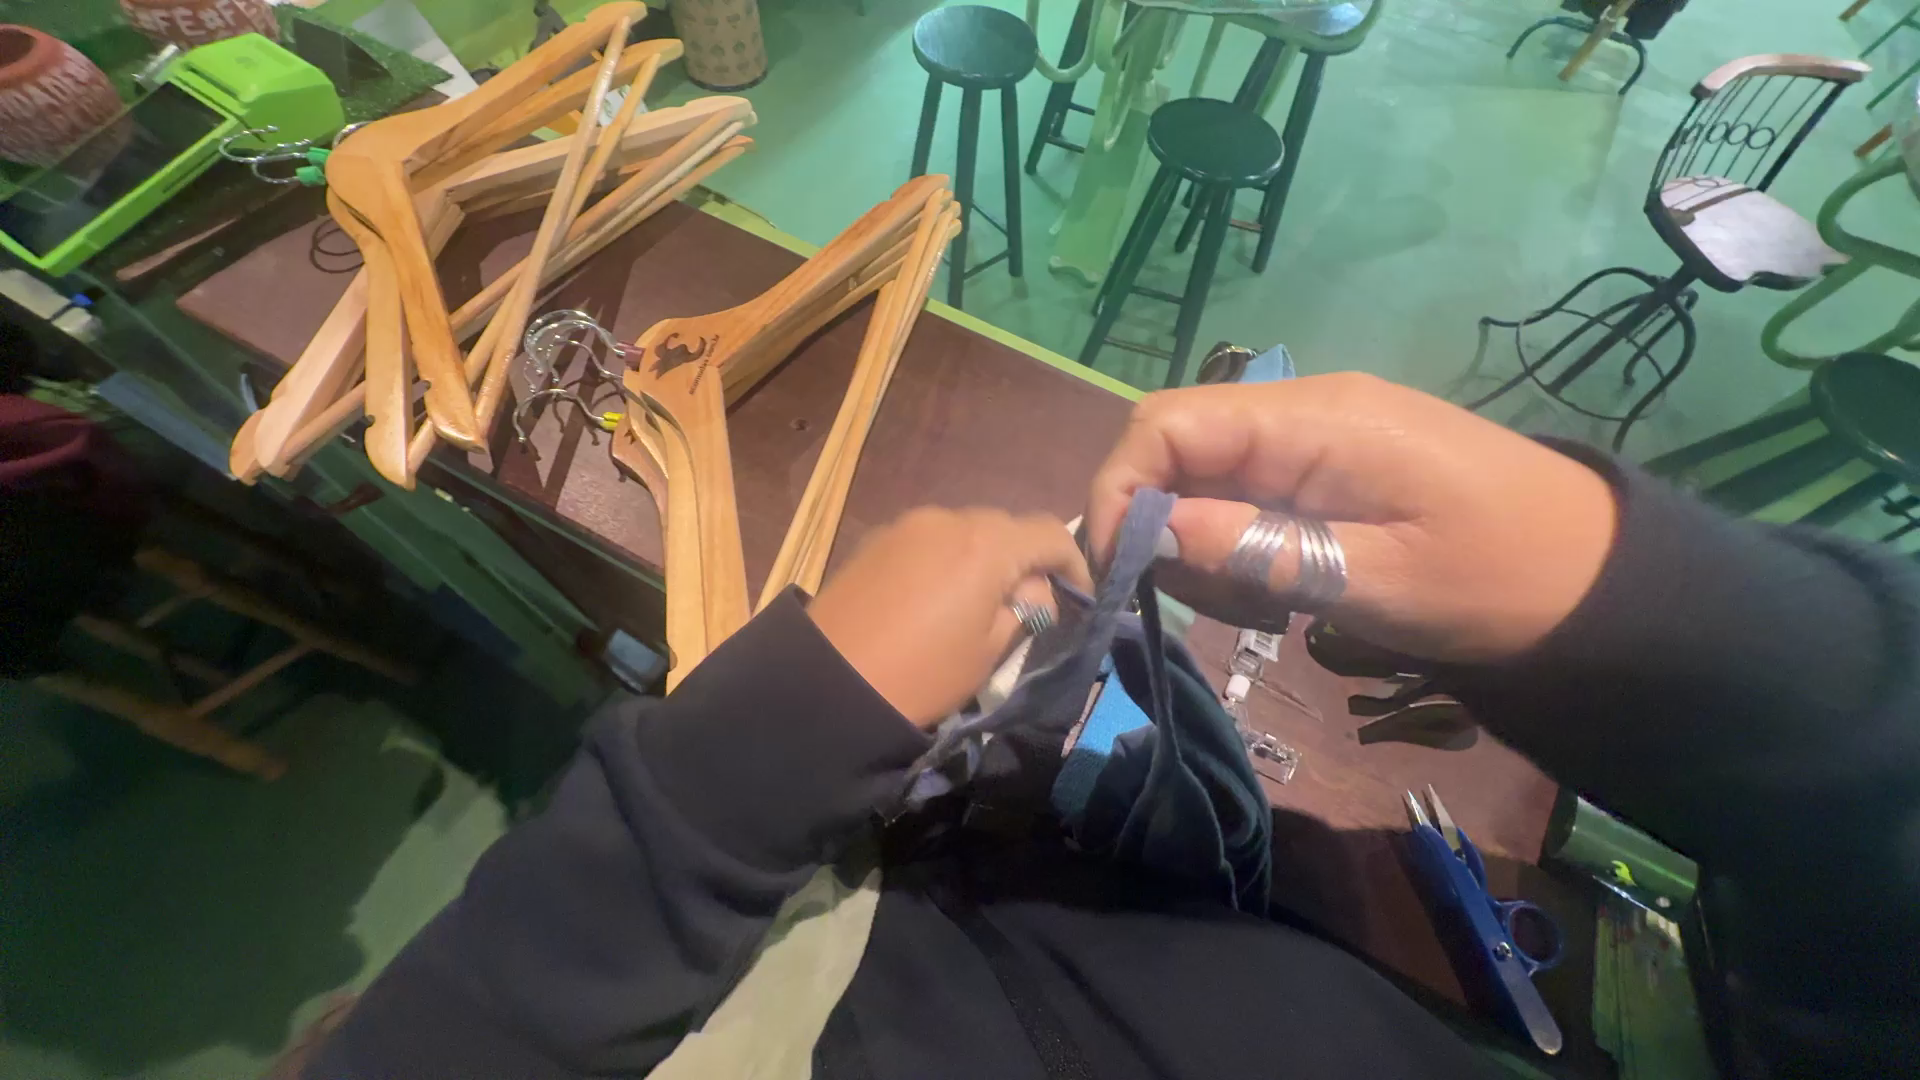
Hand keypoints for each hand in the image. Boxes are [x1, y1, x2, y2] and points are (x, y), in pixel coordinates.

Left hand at [807, 508, 1092, 727]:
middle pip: (1006, 527)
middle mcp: (948, 518)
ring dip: (984, 558)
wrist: (825, 684)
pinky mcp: (876, 538)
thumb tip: (1034, 591)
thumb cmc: (921, 674)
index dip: (1073, 563)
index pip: (1050, 533)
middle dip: (1026, 561)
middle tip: (1028, 606)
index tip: (1078, 597)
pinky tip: (935, 598)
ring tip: (978, 603)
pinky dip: (947, 559)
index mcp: (986, 543)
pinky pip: (930, 539)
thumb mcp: (990, 651)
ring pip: (966, 531)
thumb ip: (1026, 609)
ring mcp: (907, 524)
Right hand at [1086, 374, 1618, 662]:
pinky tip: (1268, 585)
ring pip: (1193, 475)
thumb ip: (1255, 549)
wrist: (1594, 580)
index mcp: (1313, 419)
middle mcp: (1295, 412)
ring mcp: (1303, 438)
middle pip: (1170, 444)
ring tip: (1249, 600)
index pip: (1166, 423)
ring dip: (1190, 542)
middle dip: (1149, 521)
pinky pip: (1231, 494)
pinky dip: (1222, 545)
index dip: (1119, 489)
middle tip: (1177, 593)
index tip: (1115, 567)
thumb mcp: (1372, 578)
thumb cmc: (1498, 579)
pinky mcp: (1311, 468)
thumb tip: (1145, 534)